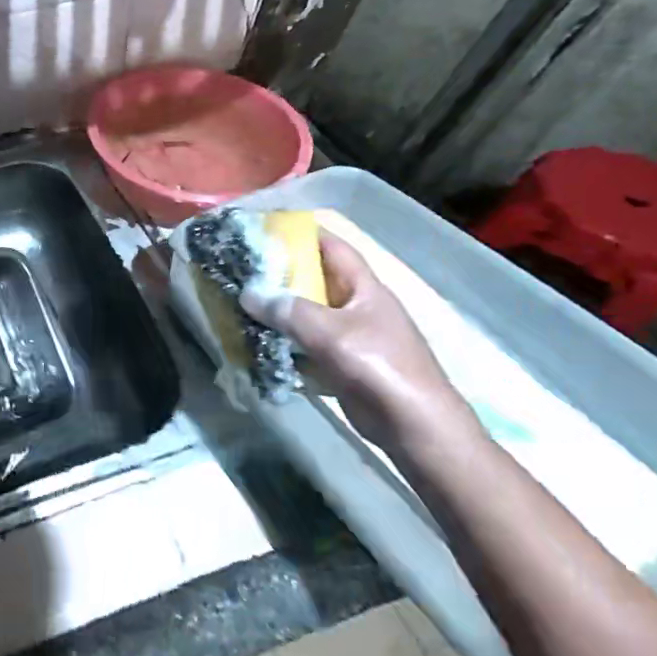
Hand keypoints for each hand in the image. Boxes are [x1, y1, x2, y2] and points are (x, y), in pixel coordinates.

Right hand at [239, 230, 475, 450]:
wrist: (413, 425)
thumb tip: (249, 294)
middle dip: (283, 279)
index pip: (334, 248)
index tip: (270, 230)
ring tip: (243, 310)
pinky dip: (287, 350)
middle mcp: (358, 308)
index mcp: (365, 288)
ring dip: (281, 317)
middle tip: (245, 273)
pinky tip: (260, 351)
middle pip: (316, 284)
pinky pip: (309, 351)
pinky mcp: (344, 369)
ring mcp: (353, 340)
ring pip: (310, 319)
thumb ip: (289, 311)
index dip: (306, 235)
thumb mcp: (331, 331)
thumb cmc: (378, 366)